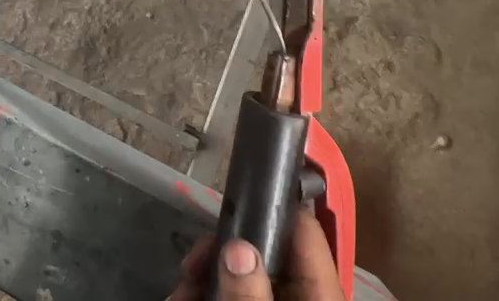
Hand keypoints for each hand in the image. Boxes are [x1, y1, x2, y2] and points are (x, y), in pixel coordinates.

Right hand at [166, 209, 344, 300]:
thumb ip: (249, 296)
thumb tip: (237, 245)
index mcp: (320, 293)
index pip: (303, 228)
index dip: (267, 207)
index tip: (224, 209)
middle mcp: (304, 294)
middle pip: (263, 252)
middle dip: (217, 255)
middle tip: (187, 270)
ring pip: (242, 275)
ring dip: (204, 278)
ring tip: (177, 296)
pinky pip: (237, 295)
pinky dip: (210, 294)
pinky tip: (183, 300)